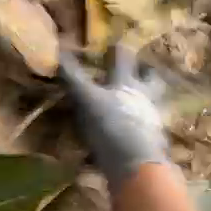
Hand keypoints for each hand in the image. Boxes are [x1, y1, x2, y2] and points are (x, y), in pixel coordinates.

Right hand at [59, 45, 171, 186]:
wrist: (136, 165)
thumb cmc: (110, 125)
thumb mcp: (86, 98)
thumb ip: (72, 77)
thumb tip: (58, 50)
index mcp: (127, 83)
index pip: (123, 59)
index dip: (117, 51)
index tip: (112, 46)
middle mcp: (144, 98)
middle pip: (151, 79)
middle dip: (145, 73)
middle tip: (138, 71)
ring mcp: (151, 120)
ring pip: (152, 103)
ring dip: (143, 101)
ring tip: (130, 105)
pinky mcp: (152, 142)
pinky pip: (147, 129)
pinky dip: (139, 128)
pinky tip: (128, 135)